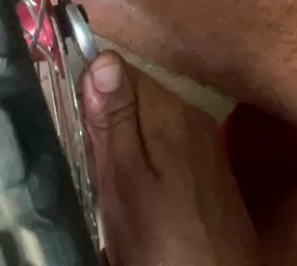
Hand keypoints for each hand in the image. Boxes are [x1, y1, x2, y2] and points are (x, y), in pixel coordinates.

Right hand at [84, 52, 259, 265]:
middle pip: (136, 95)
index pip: (120, 69)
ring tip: (117, 183)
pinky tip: (143, 194)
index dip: (94, 93)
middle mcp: (193, 114)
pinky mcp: (212, 171)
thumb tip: (104, 56)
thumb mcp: (124, 180)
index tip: (84, 129)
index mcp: (170, 110)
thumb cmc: (161, 240)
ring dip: (127, 142)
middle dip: (110, 121)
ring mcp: (206, 143)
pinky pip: (168, 145)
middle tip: (97, 164)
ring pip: (150, 121)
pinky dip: (149, 160)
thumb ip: (114, 117)